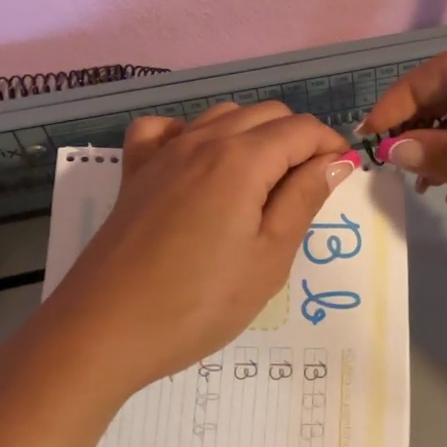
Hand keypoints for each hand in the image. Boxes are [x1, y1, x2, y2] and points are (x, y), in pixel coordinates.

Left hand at [52, 103, 356, 386]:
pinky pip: (166, 129)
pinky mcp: (134, 173)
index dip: (331, 146)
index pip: (301, 129)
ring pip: (222, 115)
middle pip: (266, 114)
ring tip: (264, 181)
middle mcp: (202, 140)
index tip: (343, 176)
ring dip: (254, 134)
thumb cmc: (199, 303)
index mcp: (242, 159)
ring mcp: (162, 153)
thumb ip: (303, 199)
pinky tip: (200, 164)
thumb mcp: (268, 258)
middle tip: (309, 187)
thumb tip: (335, 161)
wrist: (103, 333)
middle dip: (298, 138)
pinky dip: (193, 133)